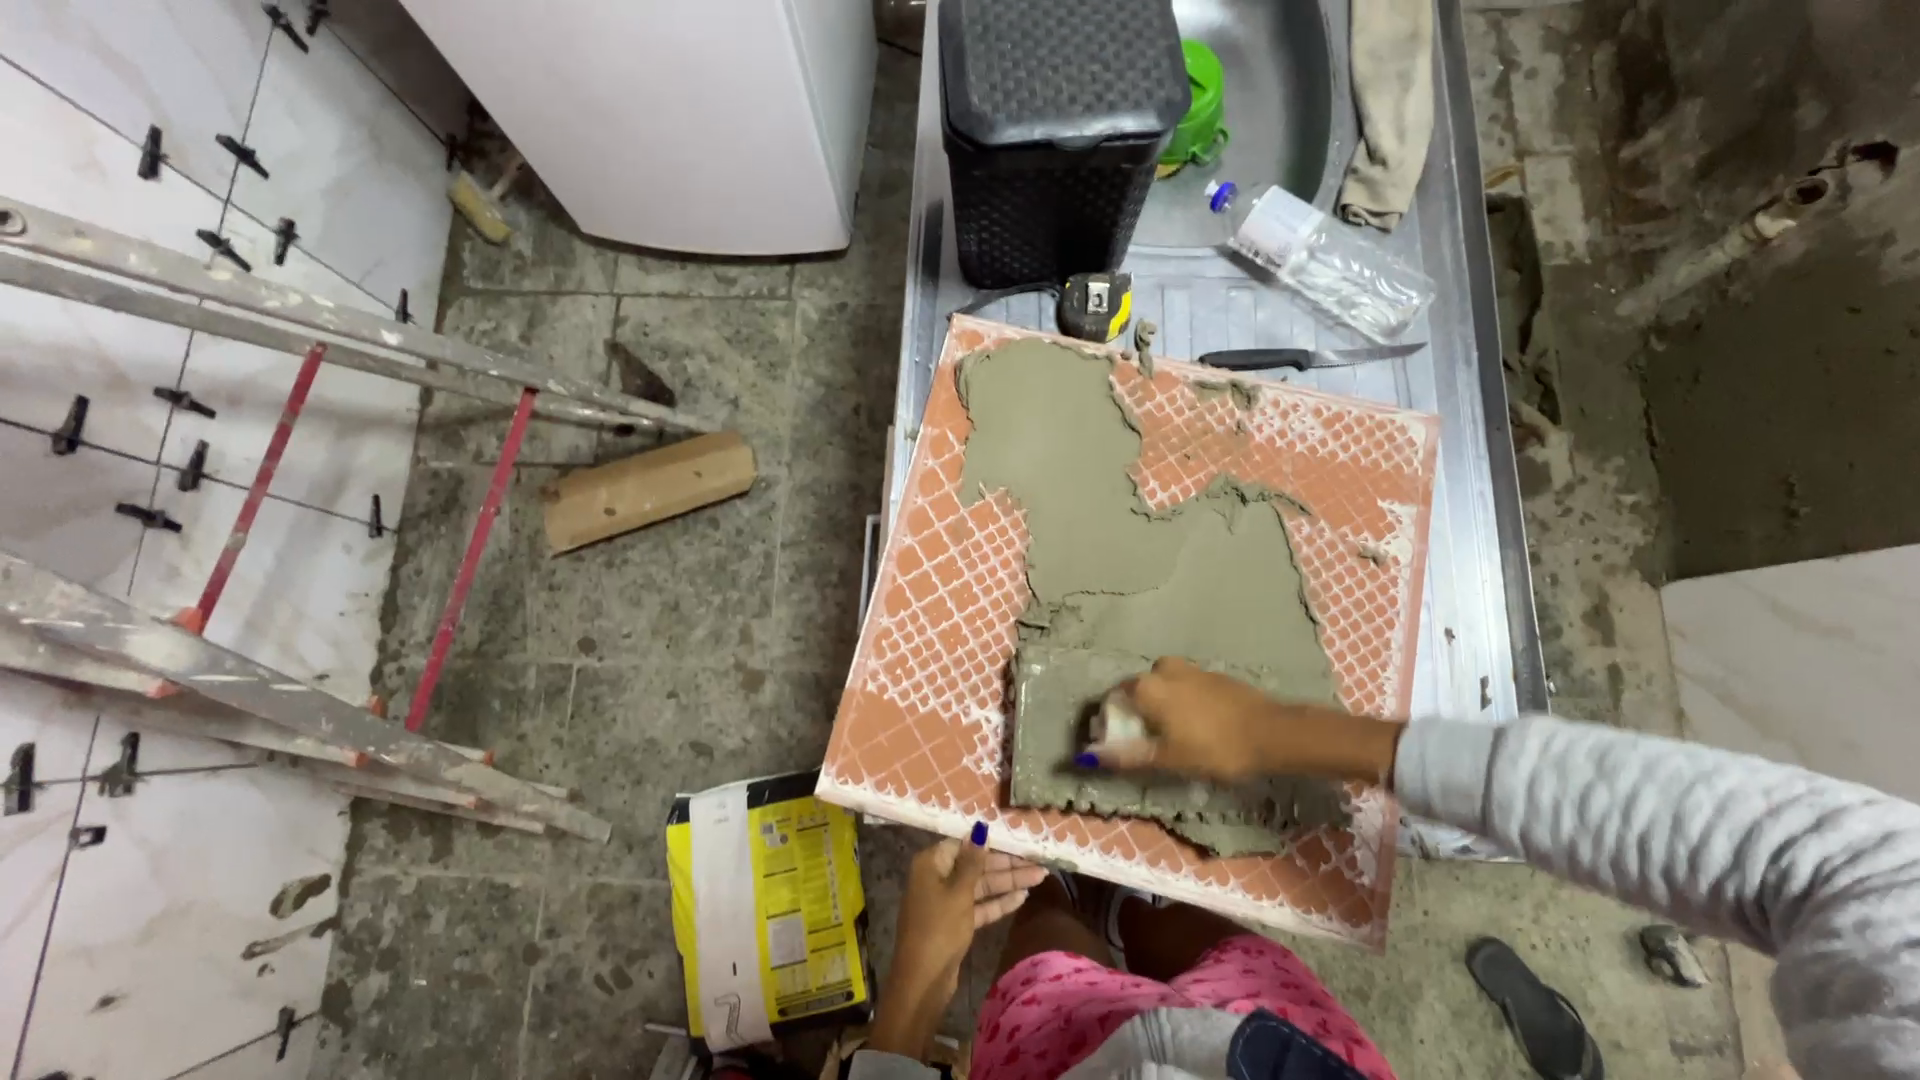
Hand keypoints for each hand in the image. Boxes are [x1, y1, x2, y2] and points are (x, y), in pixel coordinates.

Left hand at [868, 824, 1044, 1058]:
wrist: (923, 980)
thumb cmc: (939, 928)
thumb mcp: (959, 892)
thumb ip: (973, 861)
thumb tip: (979, 829)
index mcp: (931, 864)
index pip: (964, 845)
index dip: (991, 844)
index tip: (1018, 841)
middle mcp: (937, 877)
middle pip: (975, 866)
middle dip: (1006, 865)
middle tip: (1037, 862)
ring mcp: (946, 901)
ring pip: (980, 887)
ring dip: (1007, 883)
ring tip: (1039, 877)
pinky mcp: (955, 922)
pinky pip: (979, 906)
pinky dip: (998, 902)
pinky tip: (1022, 897)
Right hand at [1081, 657, 1402, 785]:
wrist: (1272, 733)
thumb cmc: (1213, 748)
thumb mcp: (1167, 758)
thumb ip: (1126, 755)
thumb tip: (1088, 756)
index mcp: (1146, 686)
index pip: (1113, 698)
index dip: (1111, 721)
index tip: (1119, 743)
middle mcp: (1163, 669)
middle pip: (1138, 690)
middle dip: (1135, 713)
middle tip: (1146, 742)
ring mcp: (1190, 669)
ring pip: (1162, 686)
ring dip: (1159, 706)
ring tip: (1170, 735)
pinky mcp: (1213, 675)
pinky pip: (1184, 686)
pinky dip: (1180, 702)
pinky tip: (1195, 725)